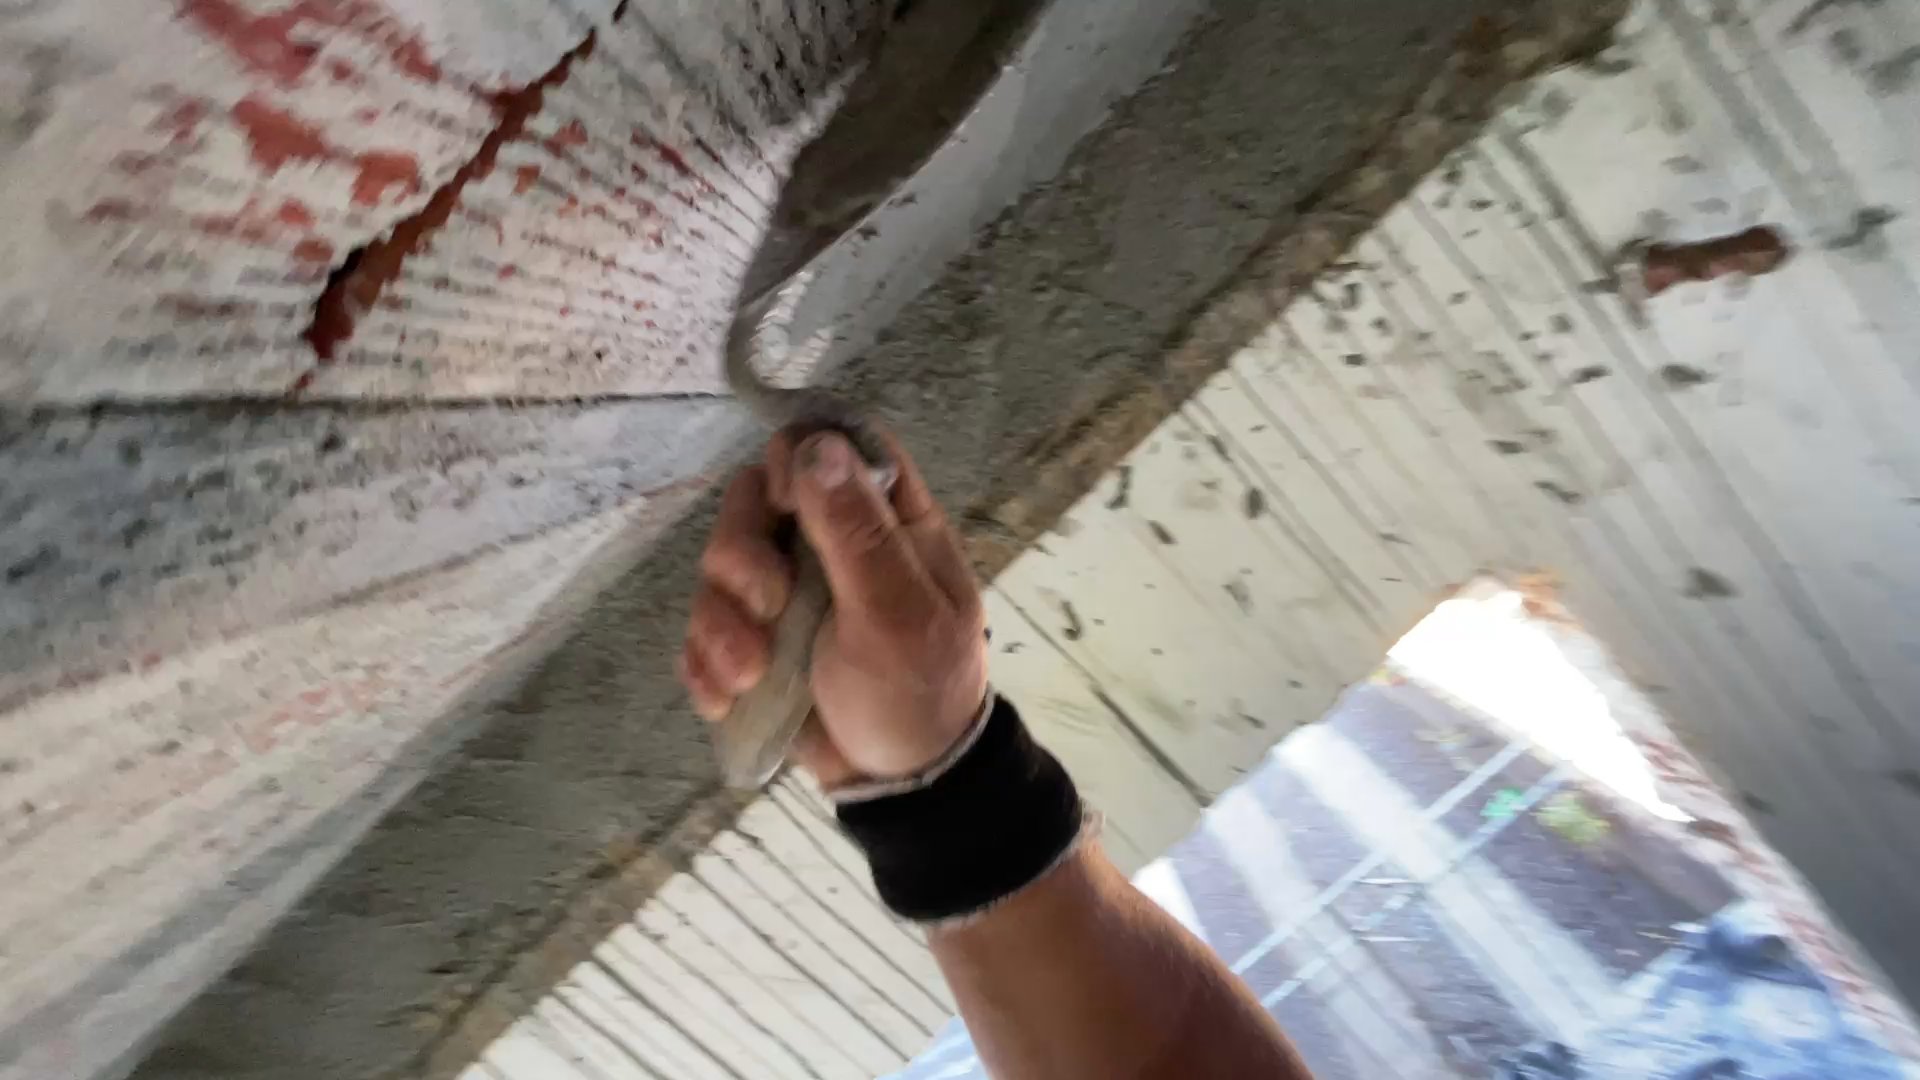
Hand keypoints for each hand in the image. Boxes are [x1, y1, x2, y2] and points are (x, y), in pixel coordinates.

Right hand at [680, 429, 987, 787]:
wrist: (896, 781)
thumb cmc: (918, 690)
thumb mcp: (898, 614)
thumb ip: (858, 532)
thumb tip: (817, 445)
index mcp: (887, 520)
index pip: (840, 444)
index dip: (801, 456)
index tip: (782, 504)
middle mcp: (833, 539)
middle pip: (758, 497)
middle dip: (743, 554)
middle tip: (768, 606)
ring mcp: (790, 584)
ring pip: (722, 561)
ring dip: (721, 619)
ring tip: (748, 674)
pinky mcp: (756, 632)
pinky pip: (707, 623)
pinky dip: (706, 658)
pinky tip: (726, 695)